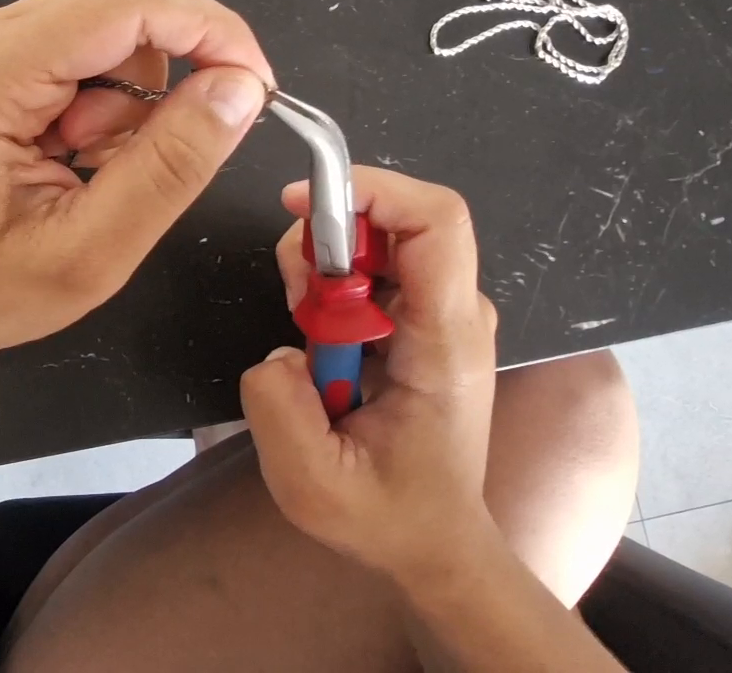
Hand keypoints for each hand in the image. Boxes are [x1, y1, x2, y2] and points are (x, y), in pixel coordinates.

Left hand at [0, 0, 273, 370]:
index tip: (257, 89)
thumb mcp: (94, 250)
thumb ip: (170, 167)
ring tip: (93, 167)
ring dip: (132, 100)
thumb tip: (243, 87)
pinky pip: (91, 51)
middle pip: (122, 6)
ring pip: (114, 30)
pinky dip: (110, 103)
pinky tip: (78, 153)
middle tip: (151, 158)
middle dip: (165, 78)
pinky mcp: (1, 56)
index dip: (210, 30)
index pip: (125, 3)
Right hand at [239, 167, 499, 580]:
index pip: (435, 223)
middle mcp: (453, 313)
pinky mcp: (418, 316)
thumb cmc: (387, 518)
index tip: (299, 205)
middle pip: (394, 220)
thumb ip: (278, 407)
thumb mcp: (313, 485)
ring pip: (374, 238)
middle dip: (325, 237)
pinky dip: (327, 282)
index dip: (370, 190)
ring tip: (305, 329)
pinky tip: (318, 335)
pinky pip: (369, 264)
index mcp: (444, 344)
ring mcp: (439, 312)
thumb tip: (281, 351)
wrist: (432, 540)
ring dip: (320, 265)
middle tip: (293, 298)